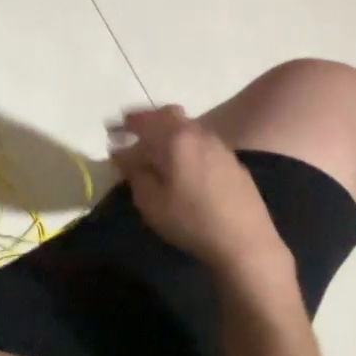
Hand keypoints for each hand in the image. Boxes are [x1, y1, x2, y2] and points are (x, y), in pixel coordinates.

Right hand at [111, 106, 290, 279]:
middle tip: (132, 132)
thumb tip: (122, 154)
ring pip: (188, 127)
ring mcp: (220, 147)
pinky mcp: (233, 162)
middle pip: (169, 115)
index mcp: (175, 140)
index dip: (125, 123)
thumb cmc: (190, 220)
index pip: (144, 120)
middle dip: (148, 120)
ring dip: (168, 132)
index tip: (111, 129)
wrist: (244, 241)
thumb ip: (134, 172)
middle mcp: (199, 134)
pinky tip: (182, 165)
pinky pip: (202, 142)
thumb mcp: (149, 201)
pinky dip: (185, 145)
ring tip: (155, 151)